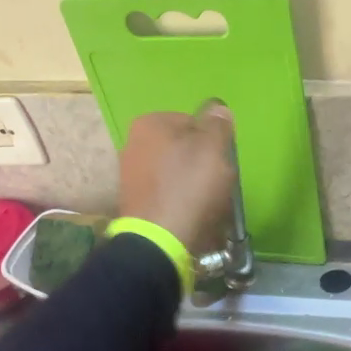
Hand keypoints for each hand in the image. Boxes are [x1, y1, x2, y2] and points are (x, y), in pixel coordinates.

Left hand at [118, 104, 236, 255]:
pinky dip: (178, 201)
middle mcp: (132, 143)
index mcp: (150, 123)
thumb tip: (217, 109)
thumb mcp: (214, 150)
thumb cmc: (189, 188)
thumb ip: (218, 125)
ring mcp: (129, 175)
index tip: (220, 161)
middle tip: (214, 183)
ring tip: (204, 204)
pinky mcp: (133, 202)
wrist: (160, 241)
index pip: (192, 121)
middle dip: (199, 163)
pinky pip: (165, 194)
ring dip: (190, 184)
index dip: (212, 141)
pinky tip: (189, 215)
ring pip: (173, 172)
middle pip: (181, 148)